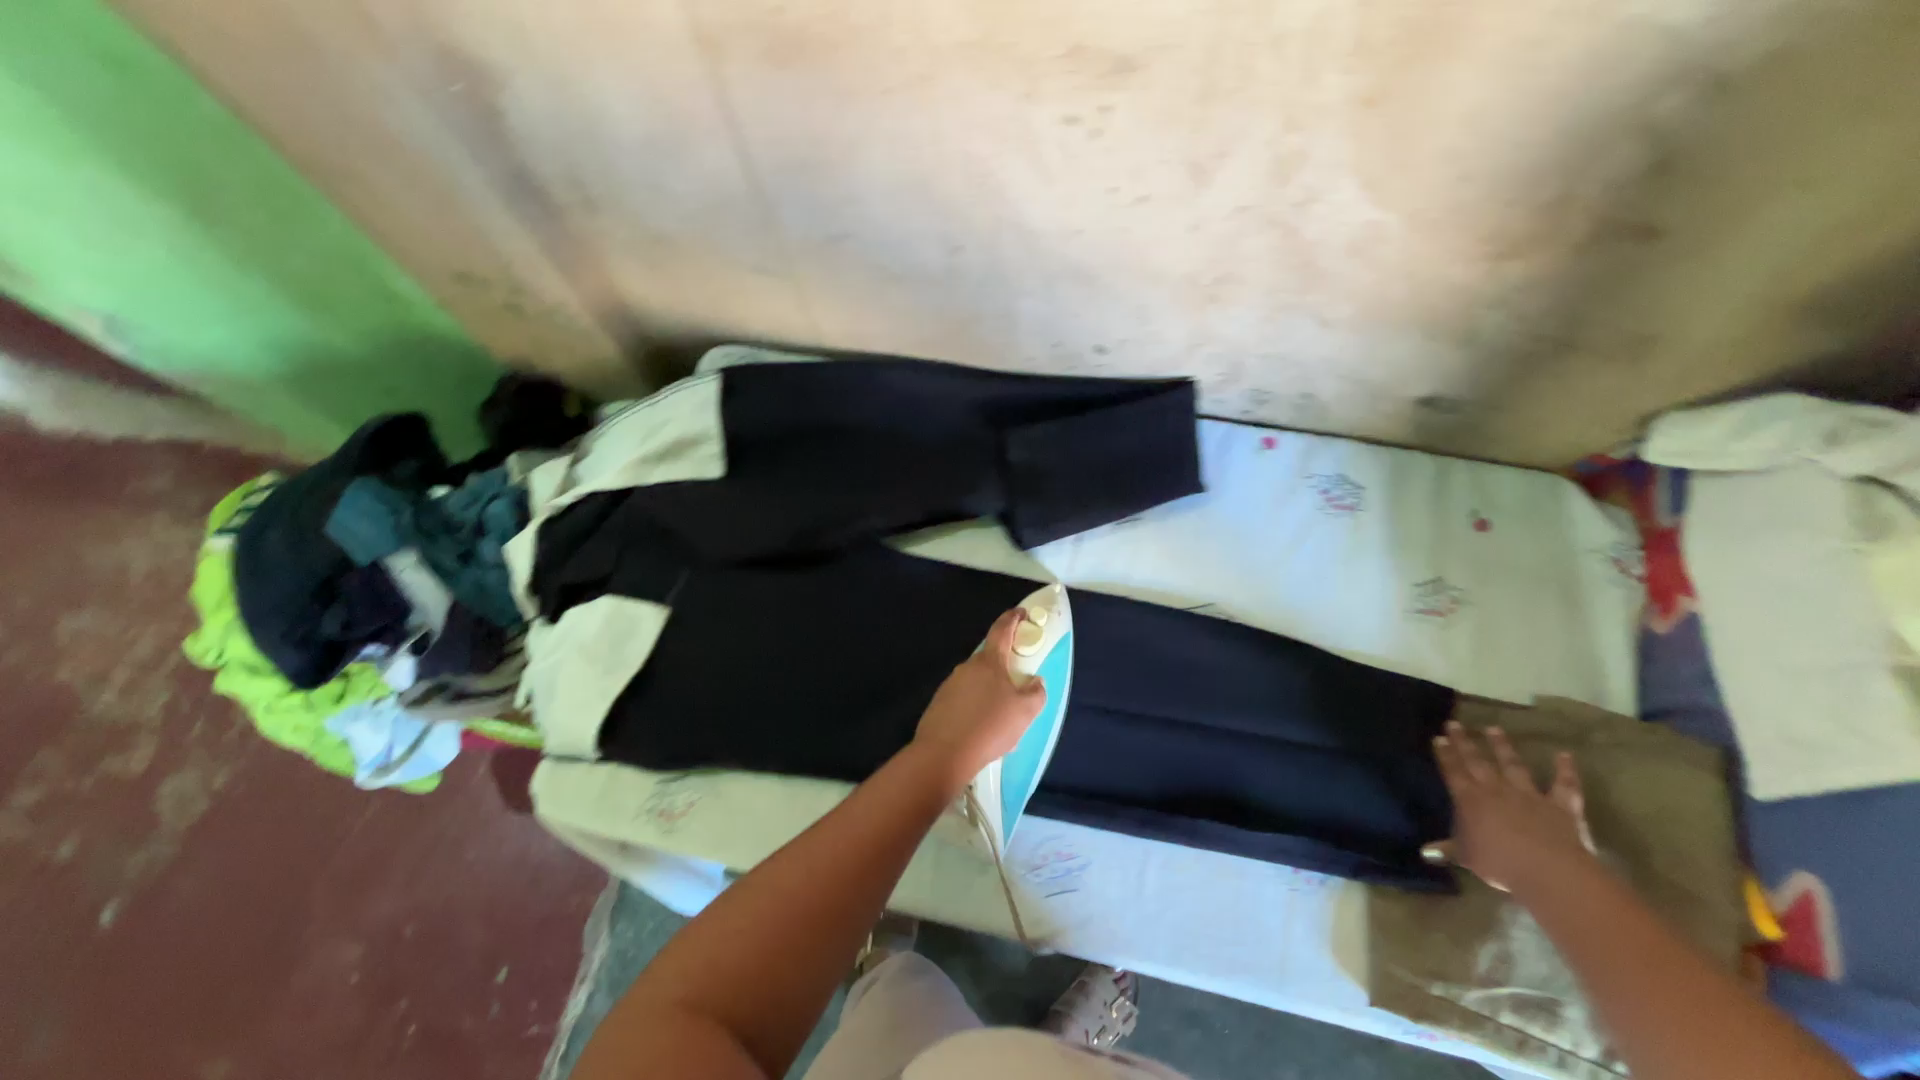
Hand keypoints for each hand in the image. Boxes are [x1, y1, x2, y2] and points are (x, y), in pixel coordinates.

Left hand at [909, 608, 1048, 793]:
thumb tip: (1035, 682)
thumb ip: (1036, 693)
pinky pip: (963, 698)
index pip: (1002, 629)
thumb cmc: (990, 726)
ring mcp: (950, 685)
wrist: (944, 754)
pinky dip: (974, 706)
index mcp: (989, 662)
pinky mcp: (939, 703)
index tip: (1021, 614)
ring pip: (975, 680)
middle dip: (1003, 667)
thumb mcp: (1025, 712)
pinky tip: (980, 727)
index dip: (1013, 619)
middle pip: (989, 659)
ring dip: (988, 690)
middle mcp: (967, 667)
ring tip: (999, 715)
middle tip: (1017, 685)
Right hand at [1430, 721, 1596, 892]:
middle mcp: (1497, 790)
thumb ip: (1447, 849)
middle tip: (1455, 724)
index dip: (1445, 755)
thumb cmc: (1499, 863)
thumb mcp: (1466, 857)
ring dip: (1503, 747)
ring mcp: (1529, 795)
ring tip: (1494, 729)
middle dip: (1465, 742)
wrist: (1548, 870)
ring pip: (1513, 765)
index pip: (1453, 772)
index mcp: (1470, 800)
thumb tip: (1425, 851)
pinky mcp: (1559, 805)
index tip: (1439, 737)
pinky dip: (1565, 769)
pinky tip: (1564, 754)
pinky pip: (1563, 784)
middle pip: (1477, 762)